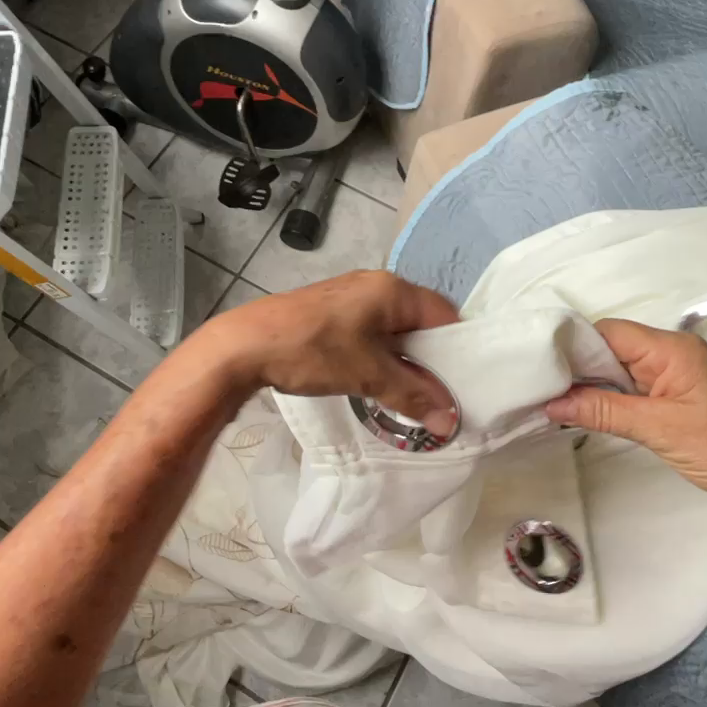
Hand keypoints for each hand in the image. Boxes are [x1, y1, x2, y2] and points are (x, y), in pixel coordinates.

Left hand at [197, 271, 460, 434]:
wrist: (244, 346)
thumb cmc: (314, 351)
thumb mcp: (369, 376)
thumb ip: (413, 395)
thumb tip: (451, 421)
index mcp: (391, 289)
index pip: (443, 315)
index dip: (457, 349)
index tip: (462, 384)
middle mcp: (374, 284)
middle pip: (419, 321)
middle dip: (429, 358)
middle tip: (437, 394)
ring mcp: (349, 296)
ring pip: (392, 329)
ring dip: (402, 359)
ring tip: (407, 393)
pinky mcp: (330, 312)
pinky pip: (370, 332)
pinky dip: (379, 355)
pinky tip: (374, 380)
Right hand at [544, 319, 706, 514]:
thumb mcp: (658, 430)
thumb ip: (603, 412)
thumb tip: (552, 403)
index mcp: (671, 348)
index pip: (607, 332)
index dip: (572, 346)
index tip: (540, 368)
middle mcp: (670, 351)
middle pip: (609, 346)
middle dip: (576, 366)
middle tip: (542, 388)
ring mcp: (672, 372)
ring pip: (617, 366)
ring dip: (590, 383)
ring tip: (555, 400)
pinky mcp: (673, 392)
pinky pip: (630, 384)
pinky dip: (608, 396)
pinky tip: (585, 410)